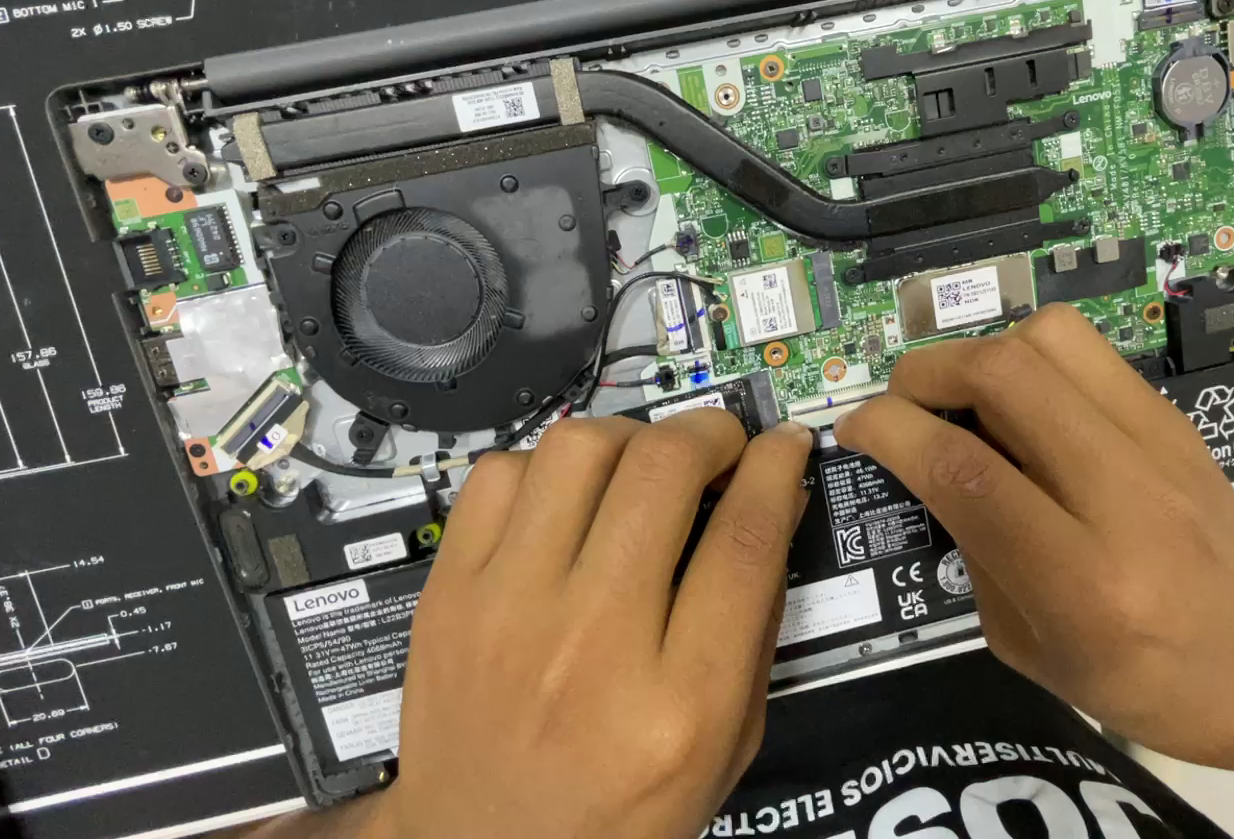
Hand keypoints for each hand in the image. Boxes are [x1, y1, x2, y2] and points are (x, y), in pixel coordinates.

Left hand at [371, 411, 812, 838]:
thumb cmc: (626, 808)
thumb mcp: (729, 739)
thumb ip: (758, 618)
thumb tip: (773, 498)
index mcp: (681, 703)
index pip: (745, 539)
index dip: (777, 468)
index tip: (785, 442)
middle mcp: (591, 645)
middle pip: (663, 470)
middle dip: (709, 432)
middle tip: (719, 447)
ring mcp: (506, 611)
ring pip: (579, 448)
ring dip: (630, 437)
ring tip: (643, 467)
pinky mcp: (448, 592)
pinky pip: (500, 473)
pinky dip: (549, 465)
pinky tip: (569, 500)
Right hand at [834, 303, 1233, 771]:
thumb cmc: (1144, 683)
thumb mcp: (1026, 645)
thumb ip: (969, 544)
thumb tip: (919, 459)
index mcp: (1086, 584)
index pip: (965, 471)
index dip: (890, 432)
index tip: (857, 430)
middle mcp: (1126, 498)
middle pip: (1004, 375)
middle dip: (924, 373)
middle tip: (903, 405)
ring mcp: (1161, 443)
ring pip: (1045, 337)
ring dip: (980, 355)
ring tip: (966, 401)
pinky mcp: (1173, 414)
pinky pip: (1081, 346)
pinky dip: (1026, 356)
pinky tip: (1021, 403)